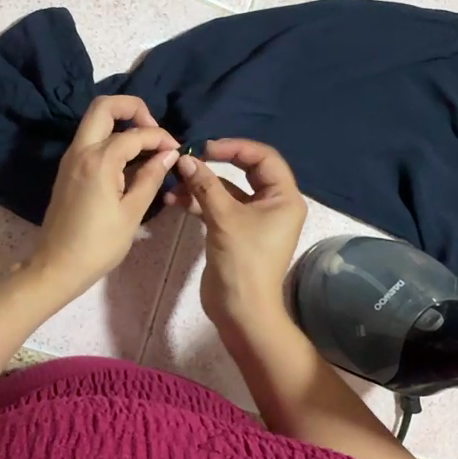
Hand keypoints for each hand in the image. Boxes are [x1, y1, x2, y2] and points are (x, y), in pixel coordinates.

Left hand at [26, 96, 178, 294]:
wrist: (57, 265)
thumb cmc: (98, 245)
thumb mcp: (132, 213)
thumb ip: (150, 178)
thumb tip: (168, 155)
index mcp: (98, 160)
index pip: (135, 134)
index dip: (160, 137)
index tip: (176, 150)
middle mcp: (80, 151)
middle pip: (104, 106)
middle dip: (132, 108)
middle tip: (153, 131)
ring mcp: (70, 159)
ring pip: (94, 122)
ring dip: (120, 123)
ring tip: (146, 147)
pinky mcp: (67, 170)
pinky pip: (90, 141)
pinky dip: (110, 139)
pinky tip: (130, 161)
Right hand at [165, 139, 307, 343]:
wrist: (241, 310)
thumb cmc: (242, 261)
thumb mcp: (224, 218)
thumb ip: (205, 185)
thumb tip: (186, 160)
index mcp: (284, 198)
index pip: (263, 158)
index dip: (235, 148)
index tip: (206, 148)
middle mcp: (273, 205)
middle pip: (244, 172)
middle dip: (213, 166)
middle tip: (188, 162)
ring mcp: (253, 220)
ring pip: (226, 191)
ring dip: (200, 187)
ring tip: (173, 186)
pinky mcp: (235, 233)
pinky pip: (217, 208)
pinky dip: (198, 203)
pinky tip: (174, 201)